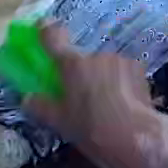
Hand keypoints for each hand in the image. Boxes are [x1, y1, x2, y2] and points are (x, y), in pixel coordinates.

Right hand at [26, 23, 167, 167]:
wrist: (138, 138)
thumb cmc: (93, 130)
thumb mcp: (61, 123)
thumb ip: (41, 107)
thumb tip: (28, 99)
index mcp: (73, 64)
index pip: (53, 36)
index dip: (45, 30)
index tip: (41, 29)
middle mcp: (96, 55)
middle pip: (82, 59)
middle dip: (79, 73)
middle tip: (79, 97)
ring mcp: (120, 60)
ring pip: (103, 66)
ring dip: (101, 78)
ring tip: (105, 105)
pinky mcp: (139, 69)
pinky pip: (121, 72)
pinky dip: (119, 82)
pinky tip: (122, 103)